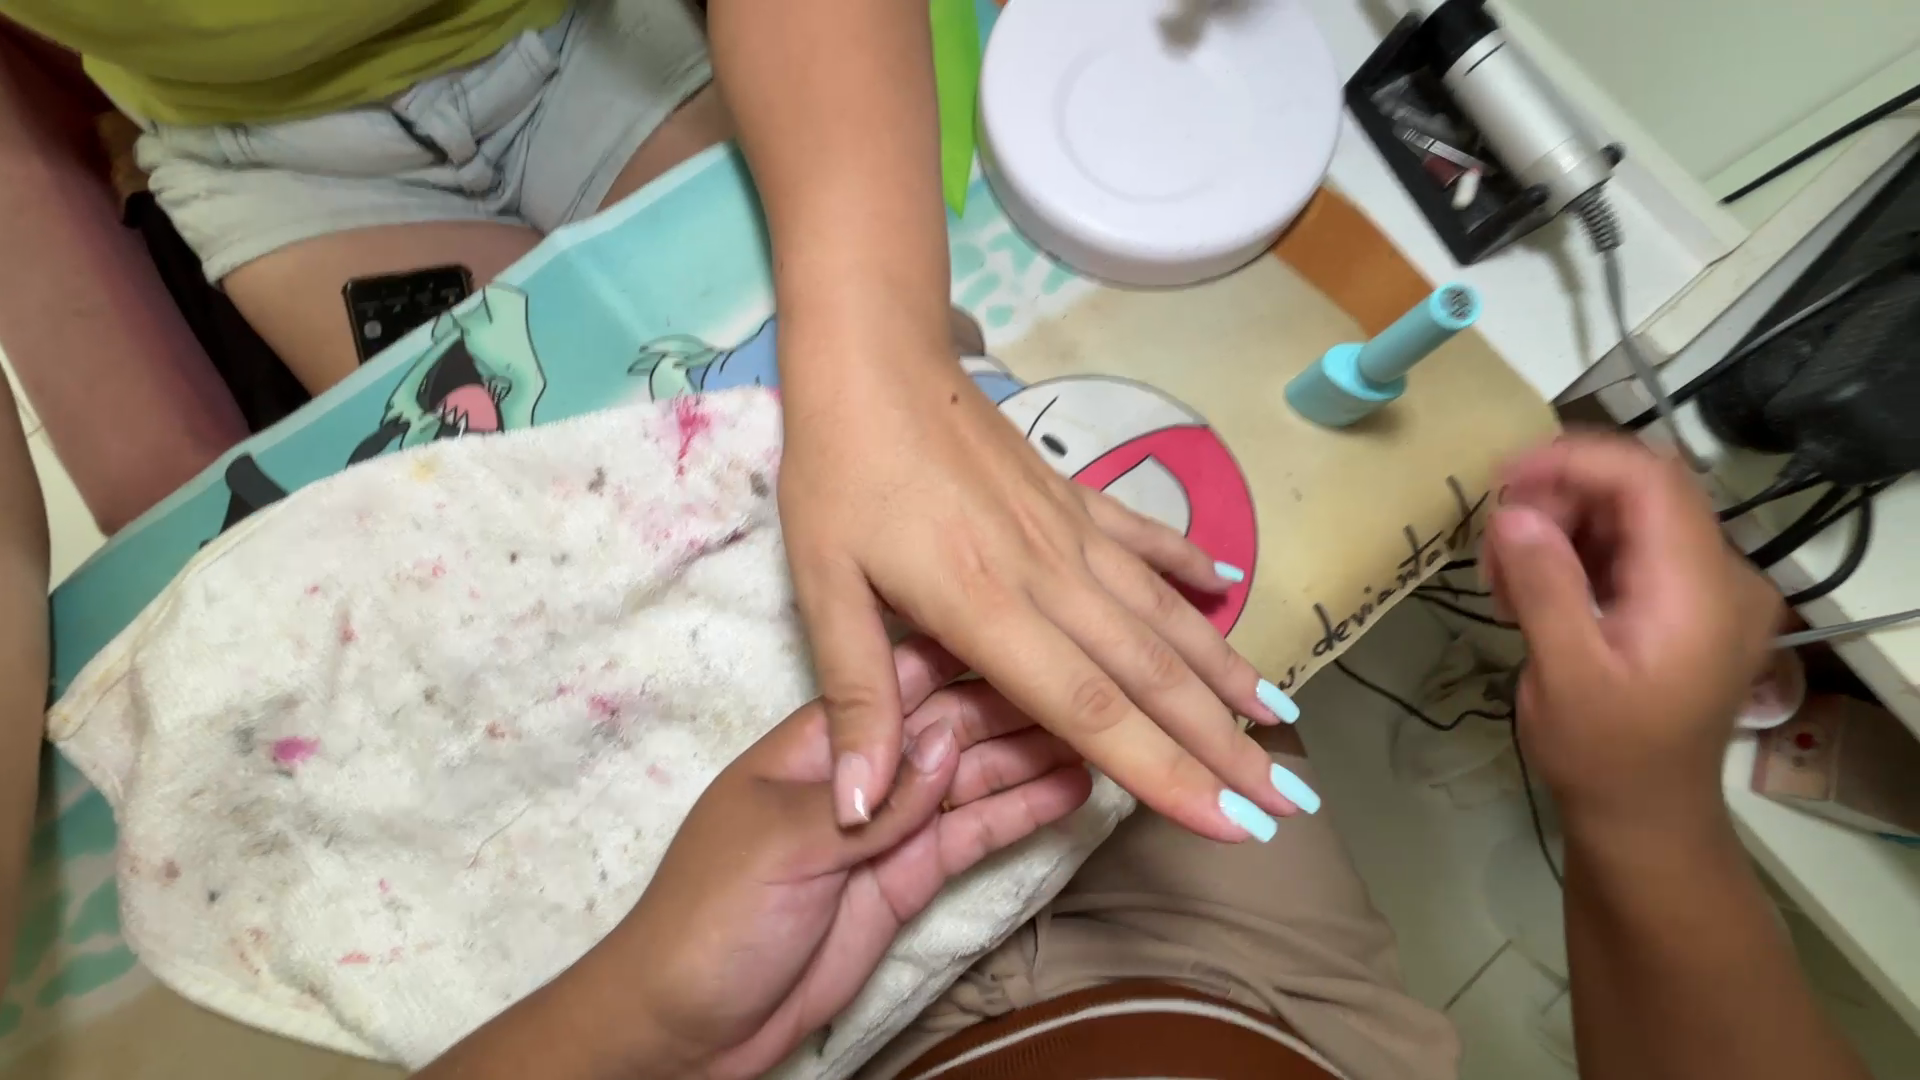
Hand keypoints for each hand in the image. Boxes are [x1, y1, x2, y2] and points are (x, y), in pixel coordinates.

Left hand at [615, 638, 1091, 1078]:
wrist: (690, 1028)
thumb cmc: (714, 914)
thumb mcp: (781, 843)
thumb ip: (872, 798)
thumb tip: (951, 740)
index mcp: (825, 738)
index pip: (903, 677)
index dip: (967, 652)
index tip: (1034, 627)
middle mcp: (871, 768)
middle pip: (954, 723)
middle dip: (1017, 703)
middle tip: (1094, 687)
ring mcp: (897, 821)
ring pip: (976, 775)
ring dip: (1033, 754)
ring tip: (1103, 736)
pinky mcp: (916, 872)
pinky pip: (975, 832)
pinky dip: (1022, 813)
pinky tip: (1070, 790)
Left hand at [777, 323, 1303, 842]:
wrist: (874, 358)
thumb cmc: (839, 472)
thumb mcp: (823, 586)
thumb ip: (856, 696)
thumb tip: (865, 810)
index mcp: (987, 610)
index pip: (1093, 711)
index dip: (1164, 772)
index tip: (1234, 824)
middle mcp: (1050, 576)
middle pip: (1150, 672)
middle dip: (1221, 744)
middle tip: (1287, 799)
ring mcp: (1070, 529)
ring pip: (1162, 612)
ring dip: (1223, 670)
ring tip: (1280, 716)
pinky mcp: (1070, 491)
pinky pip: (1142, 536)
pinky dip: (1184, 565)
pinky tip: (1223, 585)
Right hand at [1482, 436, 1781, 827]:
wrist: (1640, 810)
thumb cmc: (1604, 751)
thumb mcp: (1566, 672)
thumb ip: (1545, 588)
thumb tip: (1512, 515)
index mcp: (1701, 590)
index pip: (1652, 482)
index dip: (1576, 461)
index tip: (1502, 478)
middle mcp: (1713, 576)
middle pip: (1632, 493)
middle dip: (1551, 503)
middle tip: (1491, 548)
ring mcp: (1693, 588)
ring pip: (1616, 517)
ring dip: (1548, 531)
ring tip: (1500, 581)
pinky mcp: (1668, 600)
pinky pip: (1612, 548)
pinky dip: (1560, 554)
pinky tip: (1523, 592)